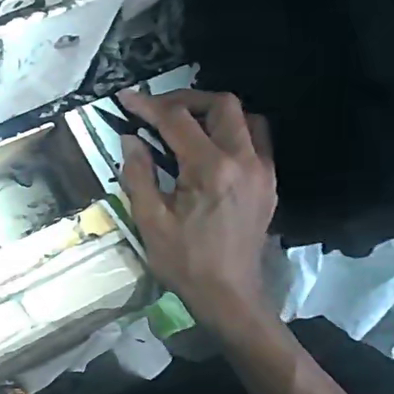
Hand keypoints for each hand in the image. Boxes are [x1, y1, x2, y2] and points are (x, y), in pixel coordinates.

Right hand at [117, 89, 277, 334]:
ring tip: (183, 123)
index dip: (148, 105)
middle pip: (221, 105)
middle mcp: (243, 161)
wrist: (228, 294)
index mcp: (210, 169)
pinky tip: (208, 146)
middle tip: (156, 109)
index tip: (126, 98)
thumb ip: (138, 173)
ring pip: (245, 118)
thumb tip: (130, 139)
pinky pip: (256, 140)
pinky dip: (231, 131)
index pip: (177, 120)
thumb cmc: (183, 260)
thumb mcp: (148, 219)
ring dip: (212, 112)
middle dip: (185, 99)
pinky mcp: (268, 182)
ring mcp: (262, 171)